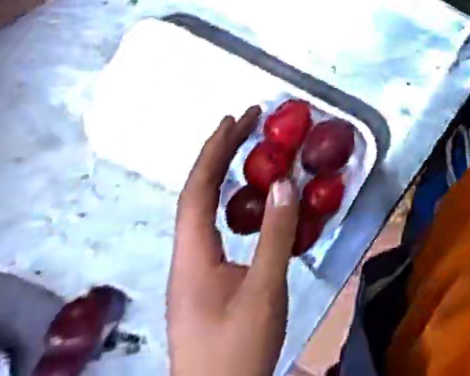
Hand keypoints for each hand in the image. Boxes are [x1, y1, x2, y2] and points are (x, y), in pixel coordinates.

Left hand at [168, 106, 299, 375]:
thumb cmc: (238, 350)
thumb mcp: (265, 291)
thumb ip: (275, 235)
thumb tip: (284, 181)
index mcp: (192, 258)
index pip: (197, 192)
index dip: (215, 151)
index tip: (239, 118)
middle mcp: (186, 261)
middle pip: (195, 197)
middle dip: (219, 154)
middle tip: (248, 121)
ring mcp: (192, 276)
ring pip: (202, 213)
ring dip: (223, 175)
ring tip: (249, 149)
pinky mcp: (205, 287)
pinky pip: (214, 229)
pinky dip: (231, 201)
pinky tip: (252, 202)